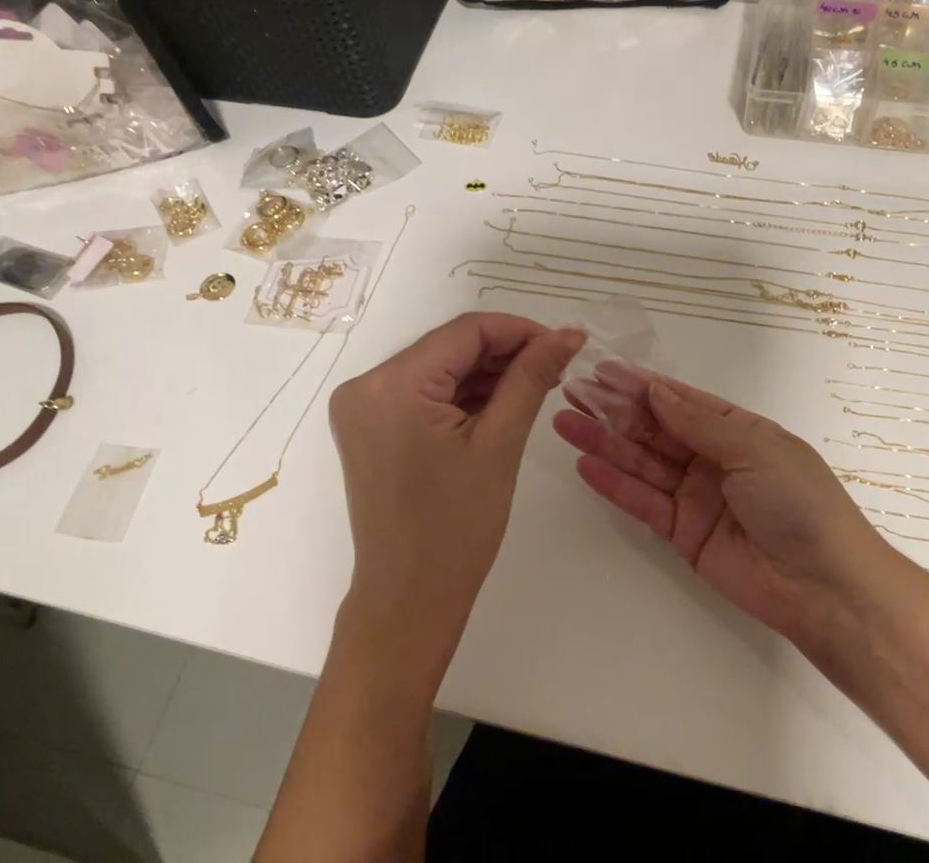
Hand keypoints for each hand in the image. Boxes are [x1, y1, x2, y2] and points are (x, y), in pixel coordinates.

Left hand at [329, 312, 585, 647]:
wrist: (408, 598)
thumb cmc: (457, 527)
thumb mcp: (500, 445)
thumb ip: (530, 378)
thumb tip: (568, 333)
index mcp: (391, 385)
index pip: (464, 332)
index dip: (519, 330)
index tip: (564, 344)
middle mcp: (364, 386)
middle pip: (447, 348)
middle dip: (504, 354)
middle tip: (555, 369)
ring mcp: (360, 408)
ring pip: (436, 370)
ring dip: (484, 375)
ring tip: (534, 389)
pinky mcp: (367, 429)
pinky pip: (420, 395)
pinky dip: (459, 397)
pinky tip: (499, 406)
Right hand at [553, 367, 881, 646]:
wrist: (824, 587)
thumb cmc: (799, 503)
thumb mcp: (755, 449)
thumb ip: (700, 423)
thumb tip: (655, 391)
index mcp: (740, 430)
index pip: (681, 401)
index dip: (642, 385)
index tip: (601, 370)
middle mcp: (713, 459)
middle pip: (655, 429)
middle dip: (615, 410)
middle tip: (571, 392)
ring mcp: (696, 496)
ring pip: (642, 463)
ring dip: (605, 442)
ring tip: (564, 423)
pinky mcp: (682, 533)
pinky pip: (643, 502)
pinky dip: (614, 484)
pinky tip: (585, 464)